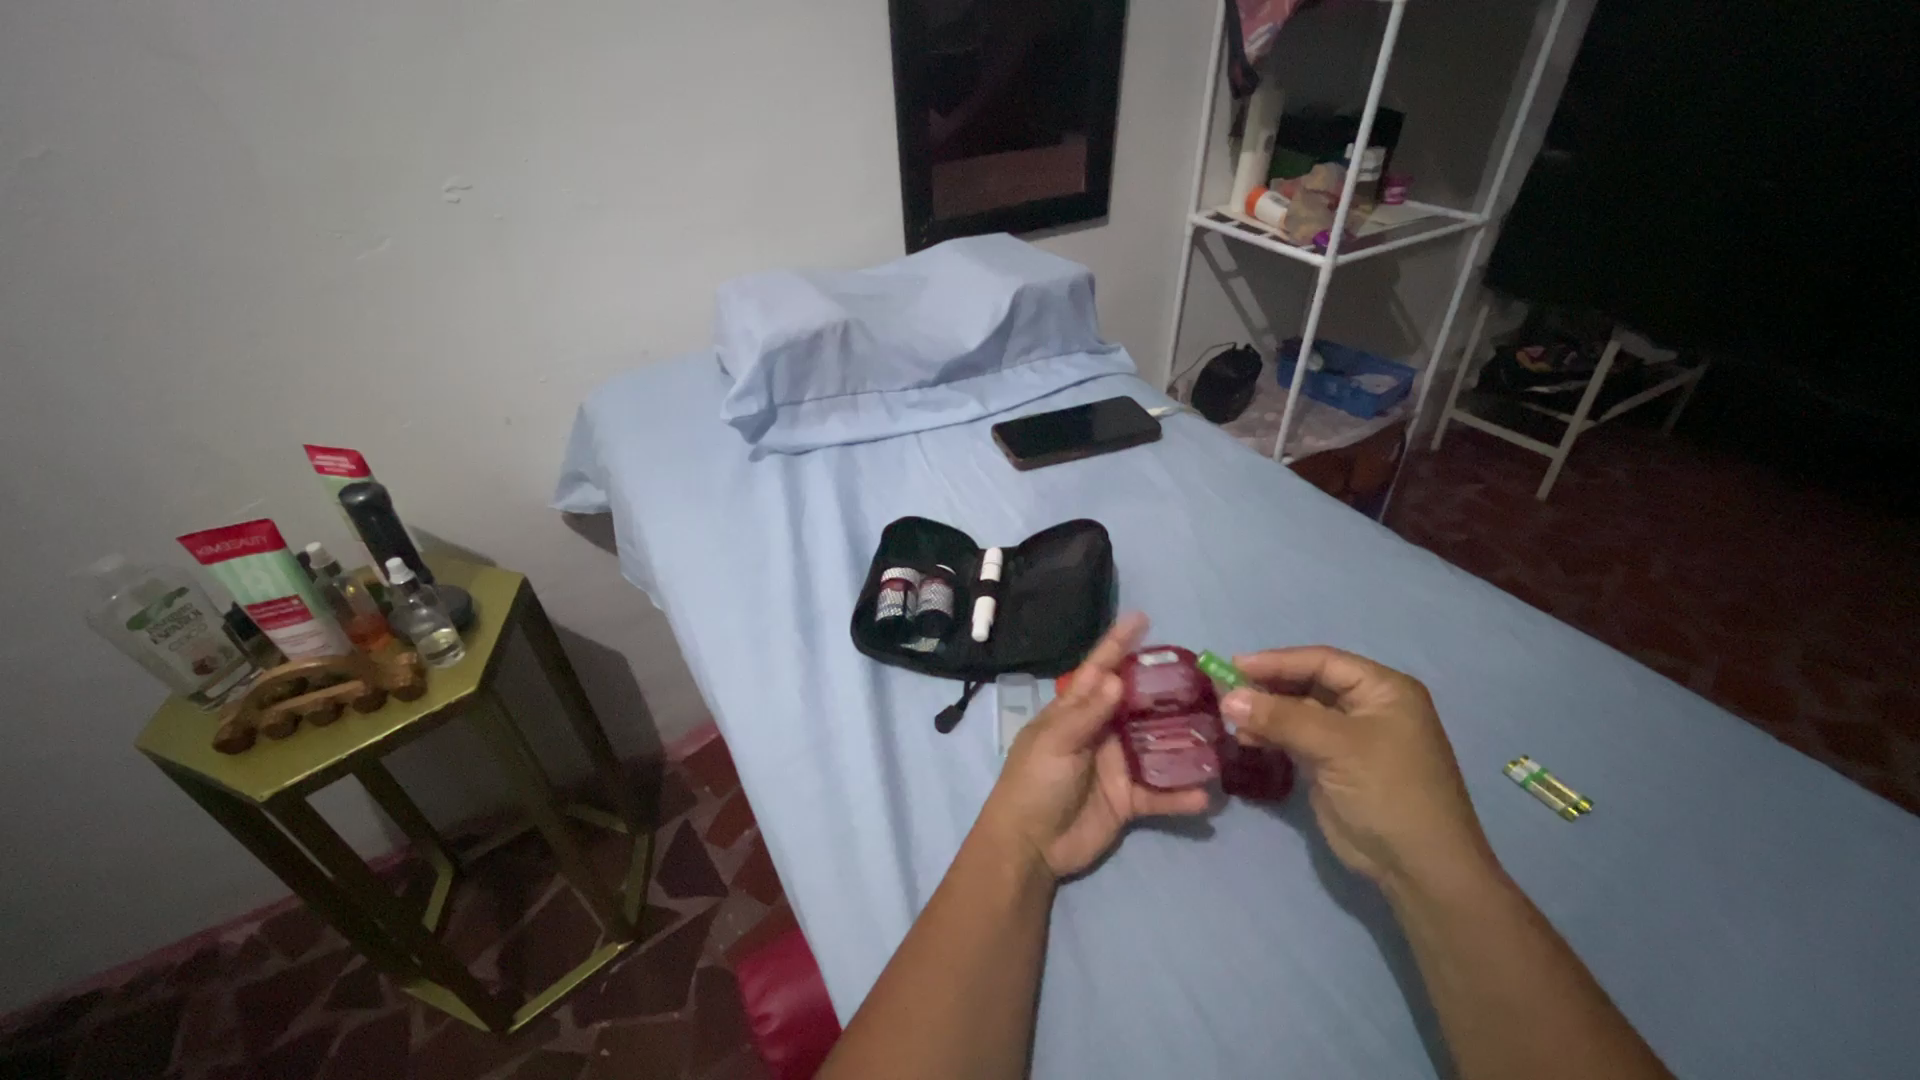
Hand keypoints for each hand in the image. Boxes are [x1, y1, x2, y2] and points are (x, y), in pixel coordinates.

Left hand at [977, 613, 1211, 878]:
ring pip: (1158, 748)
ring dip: (1185, 743)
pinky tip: (1207, 796)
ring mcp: (1117, 766)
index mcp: (1076, 712)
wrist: (1029, 846)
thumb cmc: (1034, 783)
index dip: (1118, 644)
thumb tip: (1116, 676)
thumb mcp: (1055, 743)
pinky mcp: (1129, 800)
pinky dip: (1182, 796)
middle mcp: (1101, 733)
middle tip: (1206, 681)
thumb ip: (1086, 713)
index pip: (1099, 670)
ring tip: (1221, 734)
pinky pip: (1161, 795)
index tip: (1142, 618)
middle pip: (1140, 706)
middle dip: (1168, 693)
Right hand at [1221, 648, 1499, 898]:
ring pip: (1297, 712)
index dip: (1277, 661)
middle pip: (1306, 684)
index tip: (1233, 665)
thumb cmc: (1388, 791)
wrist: (1417, 866)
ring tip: (1230, 719)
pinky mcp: (1332, 765)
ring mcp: (1348, 738)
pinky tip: (1245, 739)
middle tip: (1223, 690)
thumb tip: (1228, 698)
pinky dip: (1270, 735)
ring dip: (1264, 713)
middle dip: (1267, 687)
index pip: (1322, 661)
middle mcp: (1366, 707)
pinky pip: (1295, 738)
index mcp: (1382, 689)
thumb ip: (1281, 718)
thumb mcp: (1337, 746)